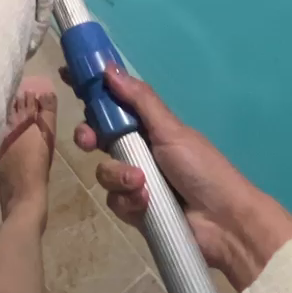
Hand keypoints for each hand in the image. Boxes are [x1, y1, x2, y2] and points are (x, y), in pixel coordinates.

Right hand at [74, 66, 291, 292]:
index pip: (111, 102)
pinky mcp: (135, 209)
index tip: (66, 75)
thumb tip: (108, 68)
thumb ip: (139, 100)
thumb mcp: (171, 129)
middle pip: (96, 135)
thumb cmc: (201, 168)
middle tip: (89, 139)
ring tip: (141, 184)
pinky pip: (114, 200)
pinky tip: (146, 204)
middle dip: (87, 135)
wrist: (225, 224)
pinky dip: (128, 200)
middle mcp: (137, 149)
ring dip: (118, 175)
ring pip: (103, 170)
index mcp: (147, 125)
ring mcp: (134, 180)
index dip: (89, 90)